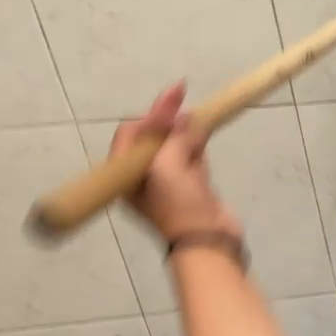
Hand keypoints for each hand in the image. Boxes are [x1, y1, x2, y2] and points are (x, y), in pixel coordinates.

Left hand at [109, 83, 241, 244]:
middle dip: (167, 118)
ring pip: (174, 147)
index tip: (173, 96)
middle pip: (152, 138)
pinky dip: (196, 143)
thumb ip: (174, 138)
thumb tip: (187, 118)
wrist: (209, 240)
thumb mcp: (168, 166)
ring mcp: (170, 183)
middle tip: (180, 95)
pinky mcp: (193, 188)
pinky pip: (191, 158)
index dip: (152, 113)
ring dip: (183, 129)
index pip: (132, 133)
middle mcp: (144, 177)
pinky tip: (203, 127)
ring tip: (195, 110)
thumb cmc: (179, 204)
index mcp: (126, 174)